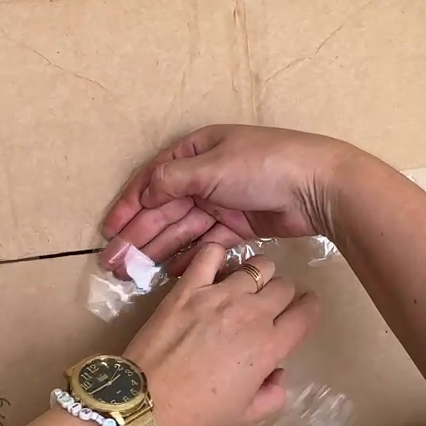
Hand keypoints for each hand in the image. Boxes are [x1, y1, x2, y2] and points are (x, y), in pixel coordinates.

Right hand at [100, 125, 363, 277]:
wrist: (317, 187)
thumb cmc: (262, 165)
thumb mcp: (212, 167)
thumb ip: (172, 181)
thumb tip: (143, 194)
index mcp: (196, 152)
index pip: (152, 181)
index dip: (128, 206)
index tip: (108, 231)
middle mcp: (205, 176)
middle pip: (163, 209)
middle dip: (137, 235)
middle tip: (113, 263)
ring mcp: (221, 202)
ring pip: (181, 229)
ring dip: (156, 250)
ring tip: (132, 273)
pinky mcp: (238, 227)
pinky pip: (205, 244)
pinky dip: (188, 257)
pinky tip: (168, 273)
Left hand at [122, 244, 319, 425]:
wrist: (146, 402)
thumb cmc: (197, 415)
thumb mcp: (246, 417)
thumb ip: (274, 395)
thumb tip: (276, 373)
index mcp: (270, 346)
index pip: (306, 312)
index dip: (308, 309)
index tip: (302, 311)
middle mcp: (251, 314)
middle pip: (283, 286)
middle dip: (282, 295)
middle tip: (268, 306)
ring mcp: (218, 296)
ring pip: (256, 266)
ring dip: (257, 275)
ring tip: (244, 286)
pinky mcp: (187, 288)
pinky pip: (211, 254)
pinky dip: (217, 256)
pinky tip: (215, 269)